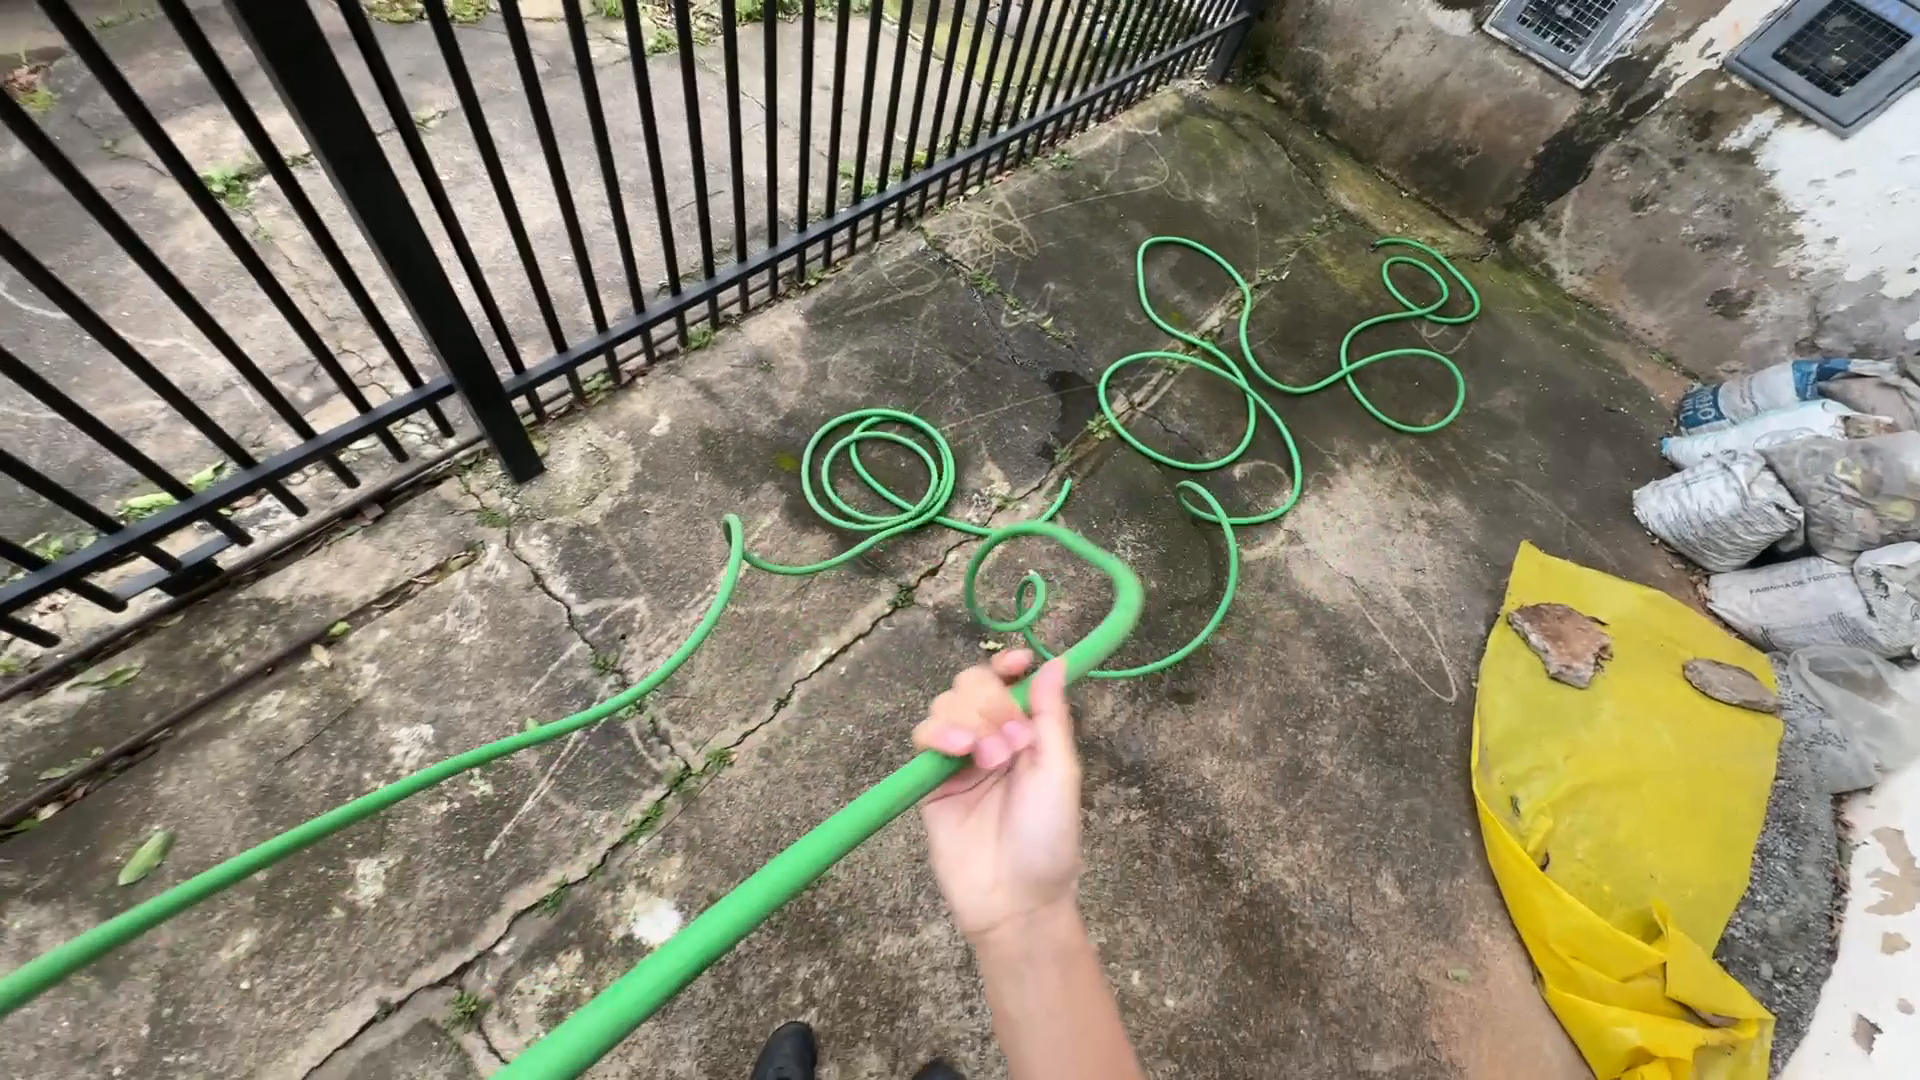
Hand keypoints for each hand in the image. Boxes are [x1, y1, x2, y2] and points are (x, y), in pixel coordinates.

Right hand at [913, 650, 1081, 945]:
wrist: (1014, 898)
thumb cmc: (1049, 837)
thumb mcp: (1061, 772)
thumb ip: (1051, 716)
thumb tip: (1055, 661)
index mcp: (1026, 731)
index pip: (1009, 680)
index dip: (1008, 662)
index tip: (1016, 661)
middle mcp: (990, 735)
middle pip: (973, 683)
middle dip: (992, 702)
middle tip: (1012, 742)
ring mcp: (958, 756)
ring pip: (946, 703)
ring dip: (970, 719)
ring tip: (990, 758)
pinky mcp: (931, 778)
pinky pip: (923, 735)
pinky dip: (939, 732)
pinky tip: (958, 751)